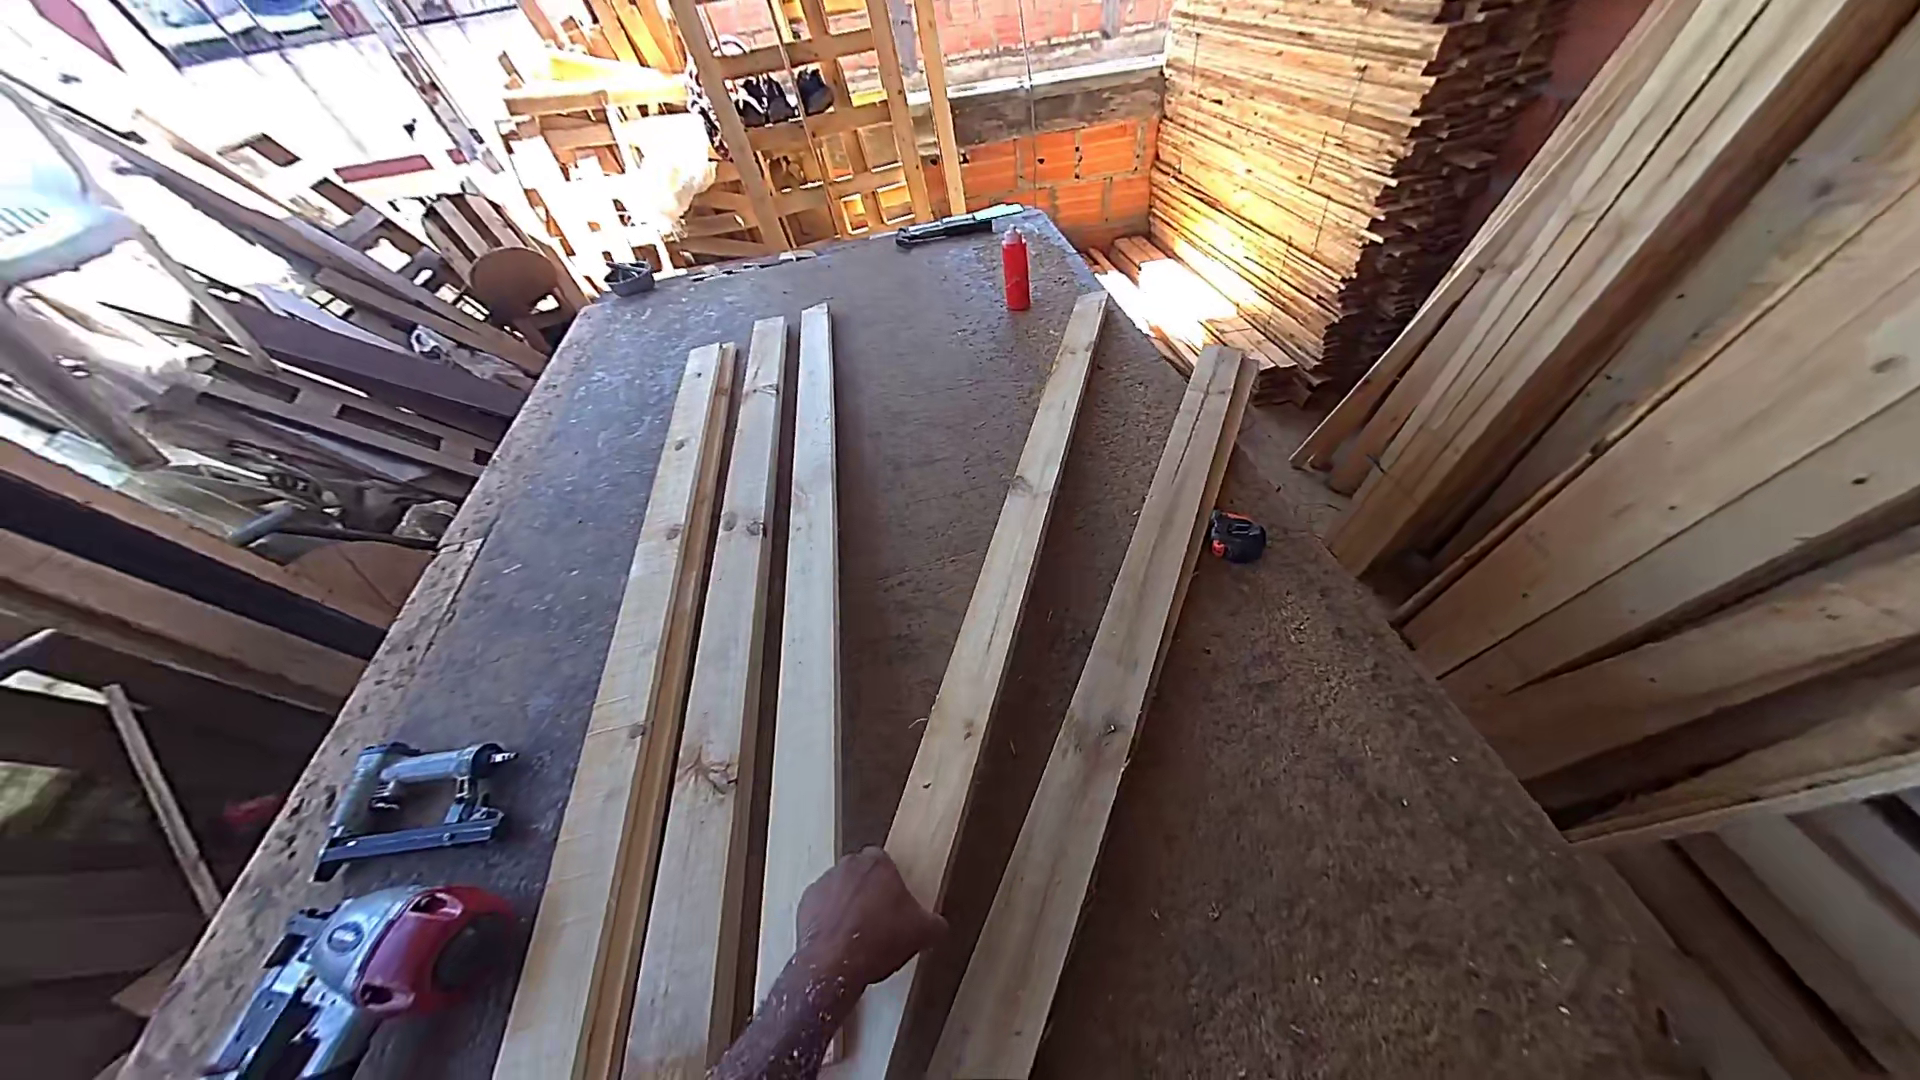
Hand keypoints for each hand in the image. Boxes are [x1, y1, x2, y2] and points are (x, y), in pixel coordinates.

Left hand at [794, 847, 945, 986]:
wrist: (833, 966)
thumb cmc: (878, 941)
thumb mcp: (921, 933)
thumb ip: (935, 924)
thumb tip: (940, 927)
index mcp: (878, 861)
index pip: (886, 862)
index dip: (890, 883)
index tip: (894, 904)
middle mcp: (849, 863)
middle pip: (862, 872)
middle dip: (868, 891)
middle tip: (877, 919)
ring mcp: (824, 881)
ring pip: (840, 887)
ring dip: (847, 904)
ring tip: (856, 934)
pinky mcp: (805, 902)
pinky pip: (820, 906)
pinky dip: (827, 919)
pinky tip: (837, 941)